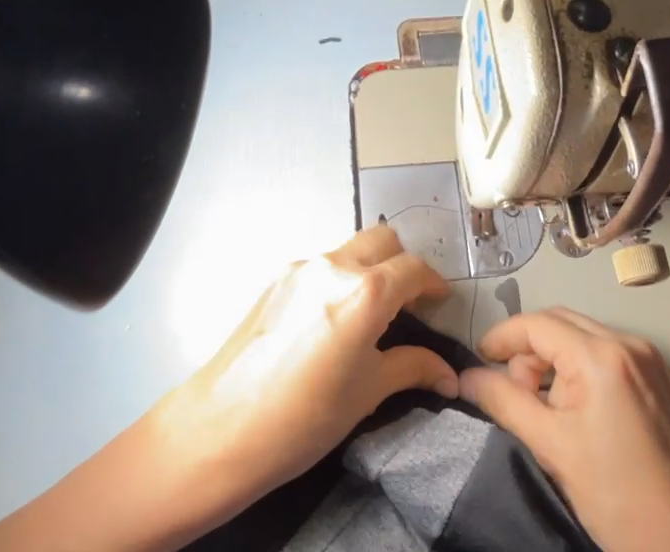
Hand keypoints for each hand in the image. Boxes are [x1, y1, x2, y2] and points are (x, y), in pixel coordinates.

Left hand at [146, 225, 458, 504]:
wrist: (220, 429)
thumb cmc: (305, 418)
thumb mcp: (367, 394)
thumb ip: (411, 368)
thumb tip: (449, 375)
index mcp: (366, 291)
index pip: (414, 268)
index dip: (433, 284)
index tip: (439, 303)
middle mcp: (333, 266)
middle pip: (382, 241)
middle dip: (401, 264)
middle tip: (408, 303)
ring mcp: (299, 268)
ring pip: (349, 250)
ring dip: (368, 269)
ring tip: (368, 317)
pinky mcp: (274, 281)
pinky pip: (320, 267)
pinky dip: (338, 280)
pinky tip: (331, 323)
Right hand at [458, 309, 669, 551]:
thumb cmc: (617, 496)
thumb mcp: (552, 447)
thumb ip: (504, 402)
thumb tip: (467, 377)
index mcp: (602, 357)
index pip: (537, 324)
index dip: (502, 338)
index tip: (480, 361)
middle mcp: (630, 344)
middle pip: (561, 323)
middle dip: (529, 350)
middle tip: (514, 392)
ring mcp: (653, 360)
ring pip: (586, 337)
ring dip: (557, 360)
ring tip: (547, 409)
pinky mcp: (665, 379)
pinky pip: (612, 354)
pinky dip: (586, 368)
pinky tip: (580, 410)